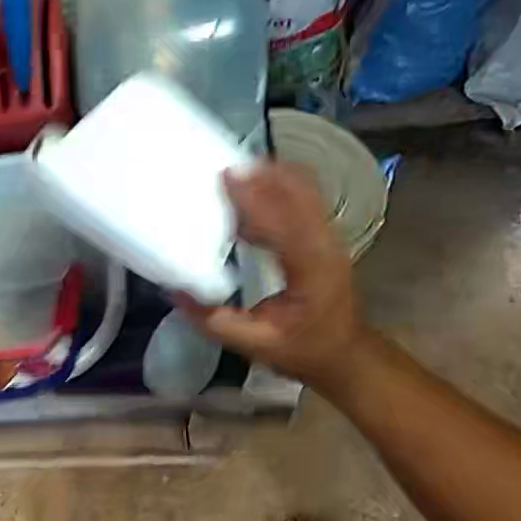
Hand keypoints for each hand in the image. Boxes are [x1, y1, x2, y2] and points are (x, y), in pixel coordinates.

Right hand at [177, 162, 367, 384]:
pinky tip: (252, 190)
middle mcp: (327, 247)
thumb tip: (175, 290)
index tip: (226, 179)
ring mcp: (331, 237)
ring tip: (236, 173)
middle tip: (225, 168)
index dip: (256, 200)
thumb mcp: (254, 345)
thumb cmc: (302, 349)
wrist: (345, 353)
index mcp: (312, 273)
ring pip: (306, 191)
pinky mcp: (326, 234)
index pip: (285, 226)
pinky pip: (305, 198)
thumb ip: (214, 321)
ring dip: (272, 176)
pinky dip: (279, 186)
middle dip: (264, 176)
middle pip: (301, 195)